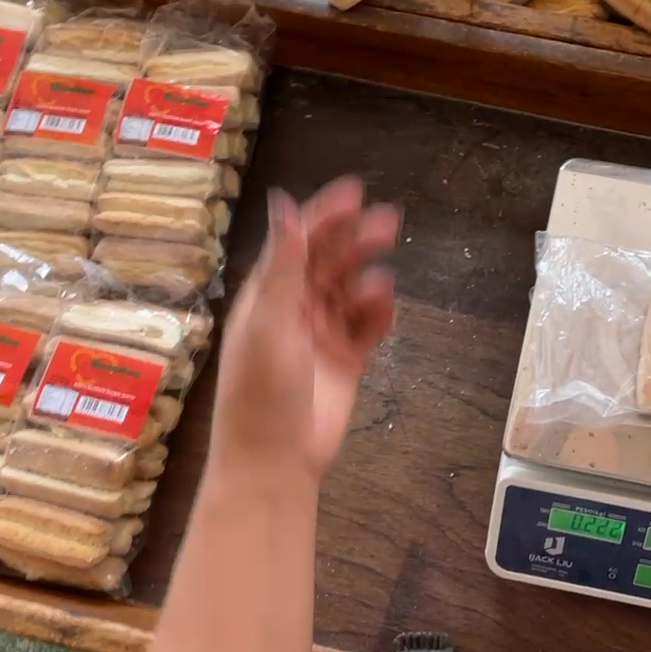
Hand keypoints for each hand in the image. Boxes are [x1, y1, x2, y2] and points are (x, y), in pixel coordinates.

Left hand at [208, 177, 399, 480]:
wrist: (275, 459)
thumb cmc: (261, 391)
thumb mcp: (268, 323)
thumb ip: (282, 266)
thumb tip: (284, 204)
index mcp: (268, 296)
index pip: (299, 244)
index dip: (325, 216)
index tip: (355, 192)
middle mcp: (295, 309)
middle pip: (330, 263)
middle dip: (356, 241)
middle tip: (389, 222)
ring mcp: (322, 335)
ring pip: (352, 293)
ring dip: (370, 278)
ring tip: (385, 279)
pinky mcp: (347, 360)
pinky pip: (368, 328)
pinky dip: (378, 315)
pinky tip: (386, 308)